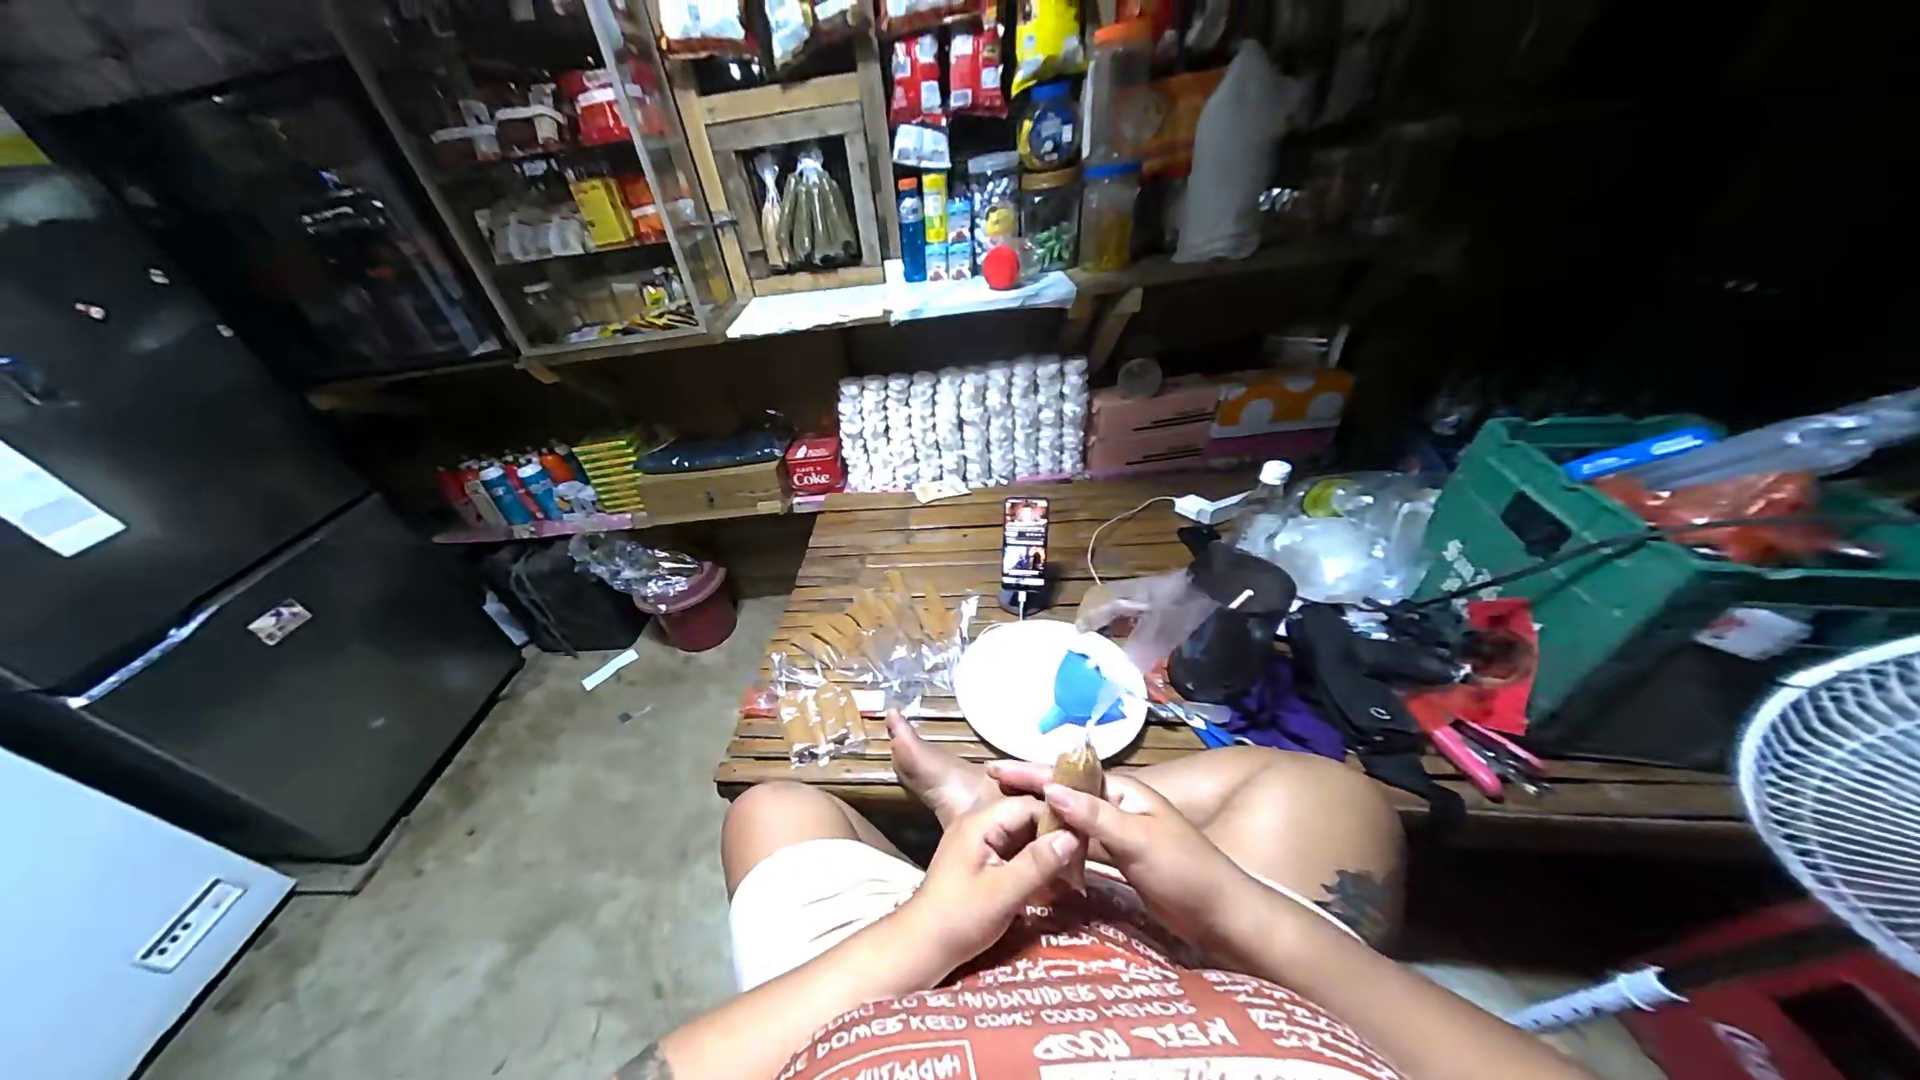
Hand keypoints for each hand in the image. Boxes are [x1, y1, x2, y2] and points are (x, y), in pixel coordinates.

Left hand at [898, 795, 1082, 970]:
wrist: (919, 947)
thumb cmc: (959, 919)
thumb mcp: (1003, 893)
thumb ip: (1037, 863)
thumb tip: (1072, 836)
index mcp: (980, 821)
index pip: (1028, 804)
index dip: (1058, 819)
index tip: (1084, 842)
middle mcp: (979, 822)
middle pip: (1026, 817)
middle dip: (1054, 836)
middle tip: (1081, 862)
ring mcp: (979, 841)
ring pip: (1023, 835)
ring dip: (1046, 851)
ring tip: (1072, 874)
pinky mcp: (981, 859)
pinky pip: (1014, 851)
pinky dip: (1033, 863)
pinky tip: (1051, 883)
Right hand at [987, 762, 1258, 948]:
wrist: (1222, 916)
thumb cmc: (1184, 870)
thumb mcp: (1138, 839)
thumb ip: (1094, 815)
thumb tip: (1051, 787)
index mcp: (1124, 791)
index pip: (1069, 776)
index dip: (1031, 772)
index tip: (995, 769)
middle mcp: (1118, 805)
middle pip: (1066, 793)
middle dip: (1031, 789)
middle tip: (993, 789)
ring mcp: (1119, 832)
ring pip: (1071, 818)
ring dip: (1042, 815)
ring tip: (1006, 815)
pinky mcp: (1120, 858)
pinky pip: (1081, 843)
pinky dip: (1059, 841)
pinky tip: (1040, 847)